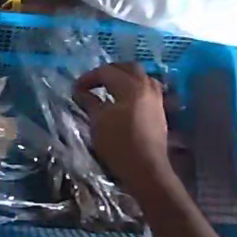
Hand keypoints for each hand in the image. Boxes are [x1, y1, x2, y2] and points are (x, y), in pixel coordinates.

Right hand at [74, 64, 172, 186]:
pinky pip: (147, 89)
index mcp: (131, 86)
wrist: (146, 169)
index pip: (107, 72)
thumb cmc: (118, 144)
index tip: (76, 88)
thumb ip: (89, 101)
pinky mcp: (160, 111)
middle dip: (109, 71)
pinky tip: (125, 100)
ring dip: (124, 78)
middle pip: (128, 68)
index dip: (89, 77)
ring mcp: (157, 99)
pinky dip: (134, 88)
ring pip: (141, 77)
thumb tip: (80, 91)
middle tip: (94, 82)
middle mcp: (147, 87)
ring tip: (110, 89)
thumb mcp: (98, 120)